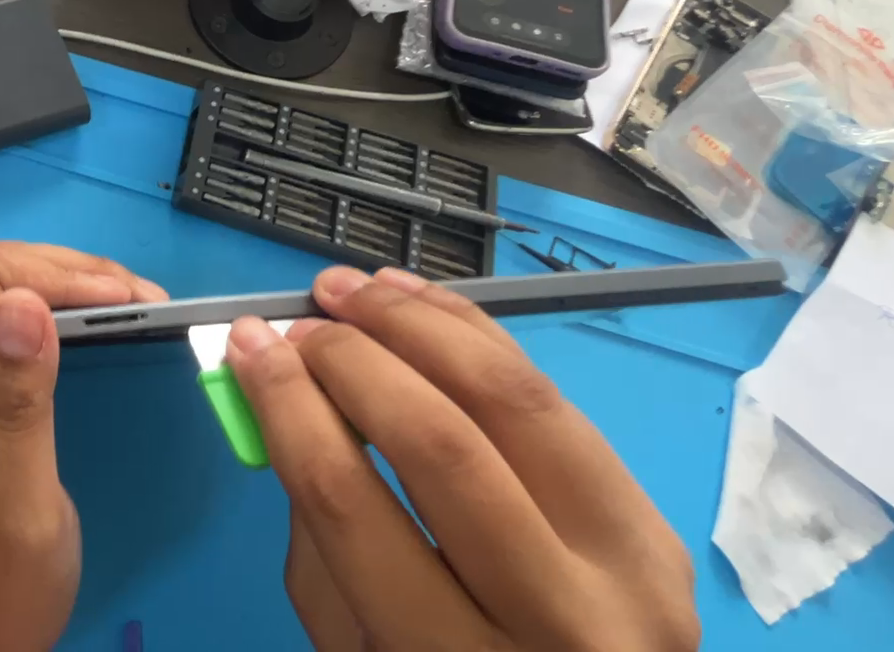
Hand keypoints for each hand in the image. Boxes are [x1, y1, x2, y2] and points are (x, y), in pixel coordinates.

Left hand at [0, 239, 166, 650]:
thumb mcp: (17, 508)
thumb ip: (16, 405)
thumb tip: (23, 303)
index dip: (57, 274)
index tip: (128, 304)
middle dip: (69, 271)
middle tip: (147, 303)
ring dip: (64, 281)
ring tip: (133, 306)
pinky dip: (49, 304)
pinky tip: (91, 321)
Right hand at [228, 267, 698, 651]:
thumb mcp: (345, 636)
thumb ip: (313, 518)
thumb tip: (286, 389)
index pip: (346, 496)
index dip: (285, 401)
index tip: (246, 339)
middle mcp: (558, 621)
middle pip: (437, 442)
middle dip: (349, 358)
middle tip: (297, 322)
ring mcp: (630, 571)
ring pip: (513, 401)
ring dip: (415, 323)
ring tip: (349, 286)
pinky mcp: (656, 528)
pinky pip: (554, 401)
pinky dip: (472, 333)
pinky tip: (410, 296)